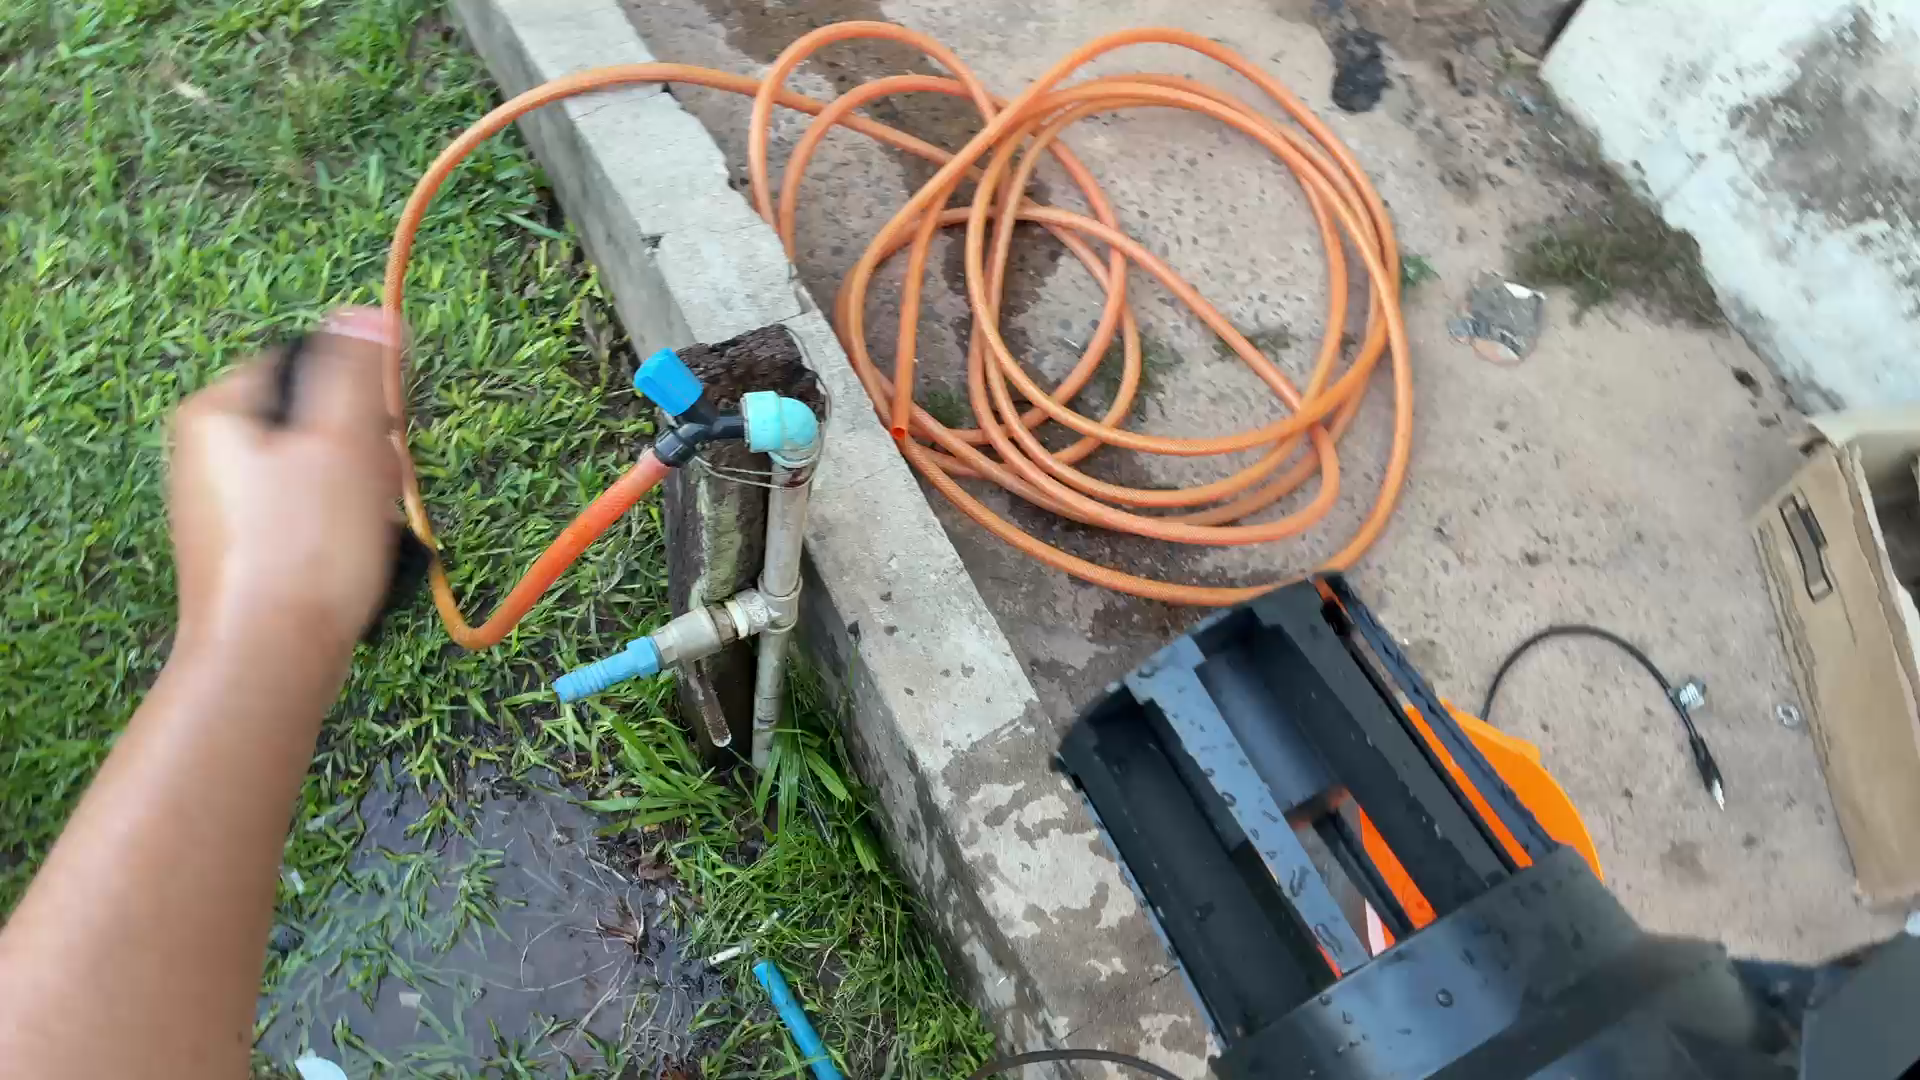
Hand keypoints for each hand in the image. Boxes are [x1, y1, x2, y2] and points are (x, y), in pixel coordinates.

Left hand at [167, 308, 403, 662]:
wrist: (277, 647)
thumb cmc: (311, 542)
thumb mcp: (342, 443)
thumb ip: (357, 373)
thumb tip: (373, 313)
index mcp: (219, 414)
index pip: (306, 365)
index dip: (361, 393)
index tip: (388, 432)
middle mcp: (213, 450)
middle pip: (318, 417)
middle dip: (367, 447)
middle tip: (382, 485)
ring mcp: (230, 500)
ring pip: (324, 465)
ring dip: (366, 485)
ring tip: (374, 523)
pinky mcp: (254, 541)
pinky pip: (315, 505)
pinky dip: (348, 518)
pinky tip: (359, 547)